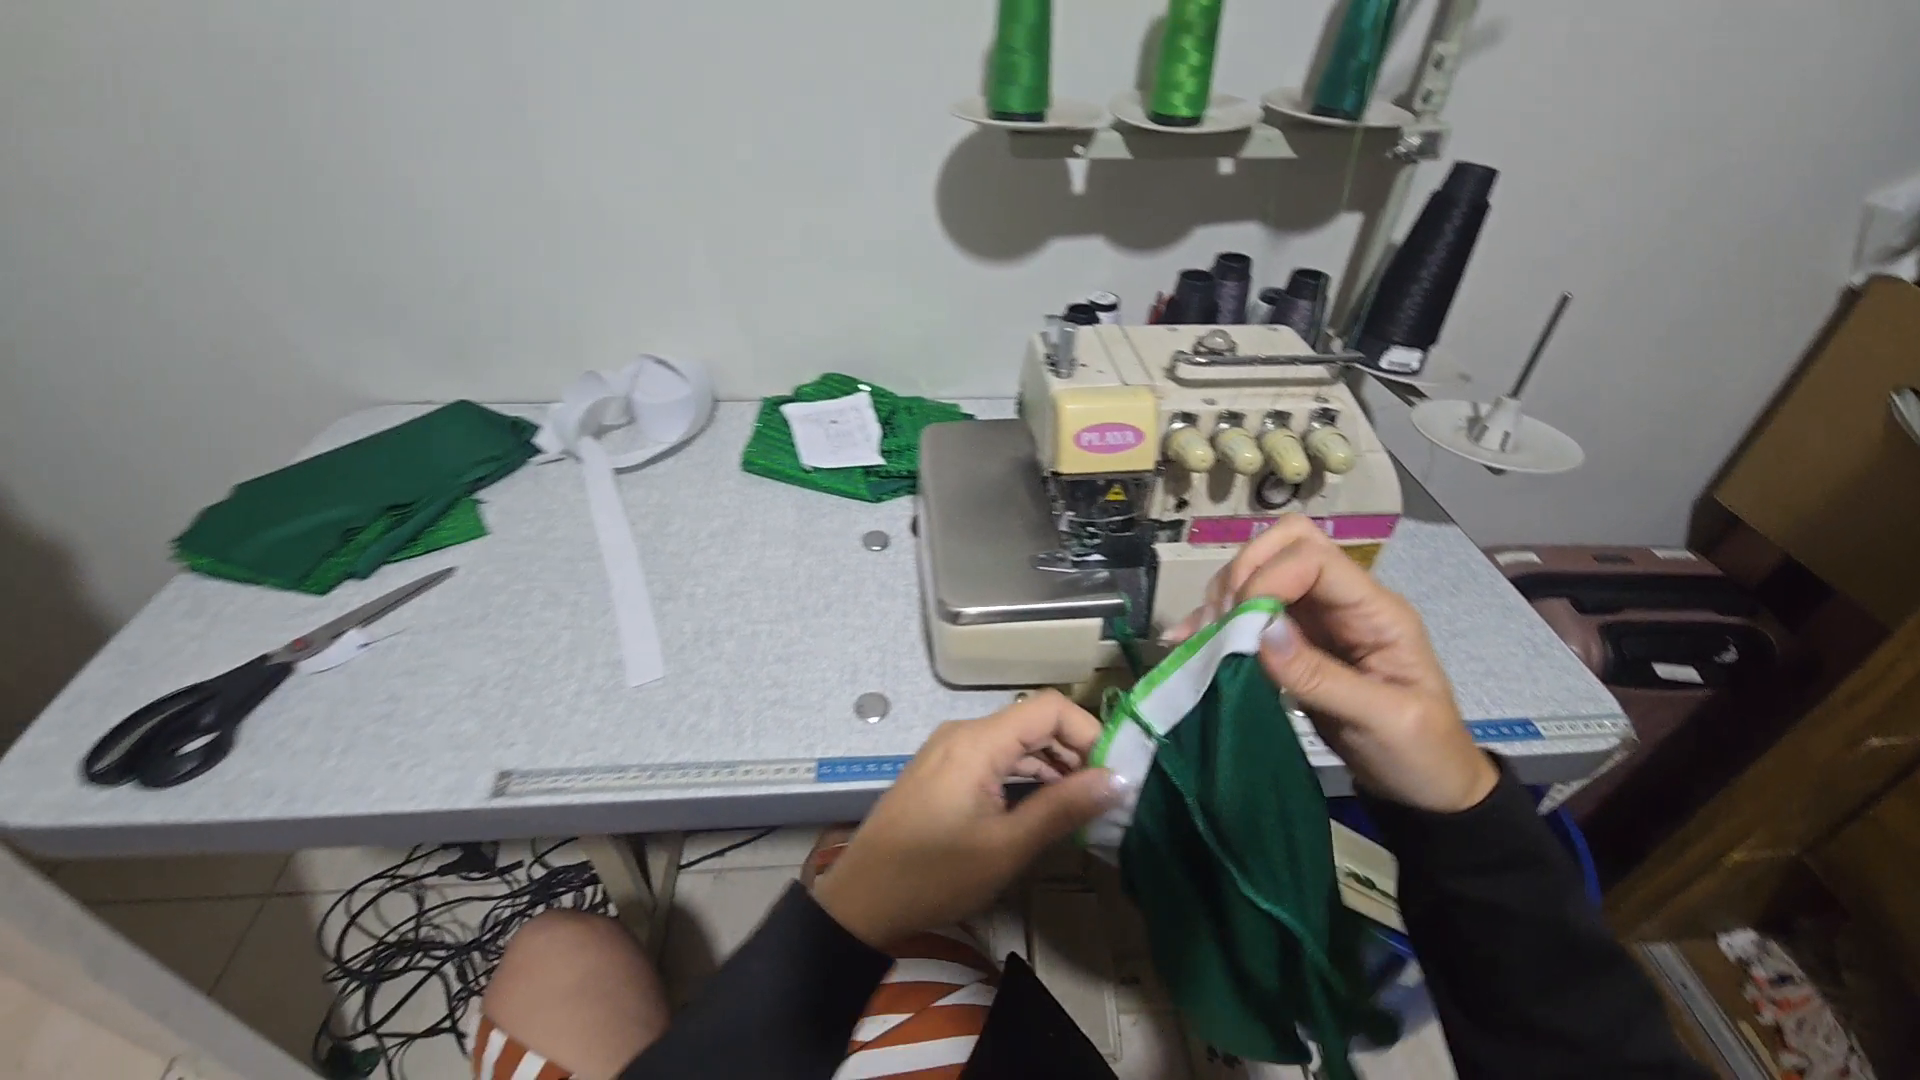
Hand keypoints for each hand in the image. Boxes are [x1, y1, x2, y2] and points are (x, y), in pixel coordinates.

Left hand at [811, 691, 1121, 948]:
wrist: (861, 900)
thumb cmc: (934, 875)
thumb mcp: (1007, 846)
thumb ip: (1064, 807)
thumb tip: (1120, 779)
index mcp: (978, 741)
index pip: (1049, 708)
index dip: (1089, 732)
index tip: (1114, 774)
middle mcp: (964, 732)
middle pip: (1034, 722)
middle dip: (1075, 752)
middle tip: (1106, 796)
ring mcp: (950, 750)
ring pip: (1015, 741)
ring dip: (1051, 767)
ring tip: (1082, 807)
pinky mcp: (943, 770)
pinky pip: (994, 758)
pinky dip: (1024, 776)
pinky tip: (1044, 808)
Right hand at [1167, 515, 1496, 813]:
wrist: (1427, 789)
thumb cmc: (1420, 754)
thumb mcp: (1383, 721)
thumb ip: (1321, 677)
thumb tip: (1260, 632)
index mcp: (1374, 611)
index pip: (1313, 557)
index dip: (1268, 577)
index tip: (1240, 624)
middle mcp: (1341, 602)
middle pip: (1284, 544)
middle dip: (1242, 573)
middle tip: (1220, 623)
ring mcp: (1315, 619)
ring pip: (1258, 571)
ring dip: (1223, 597)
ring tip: (1204, 641)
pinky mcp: (1291, 641)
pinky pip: (1246, 612)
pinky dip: (1213, 621)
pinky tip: (1187, 643)